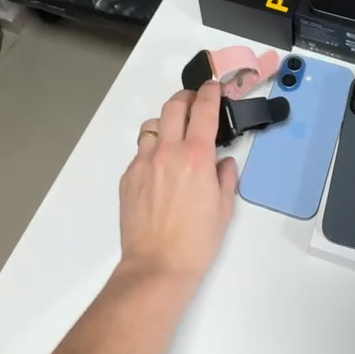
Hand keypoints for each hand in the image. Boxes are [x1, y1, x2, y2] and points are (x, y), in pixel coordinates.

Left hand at [117, 82, 238, 288]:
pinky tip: (160, 168)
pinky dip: (152, 151)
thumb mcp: (223, 209)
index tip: (213, 87)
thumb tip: (223, 164)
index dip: (210, 92)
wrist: (157, 267)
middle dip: (186, 98)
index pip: (203, 110)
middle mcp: (168, 153)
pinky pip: (141, 152)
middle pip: (174, 107)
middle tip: (194, 102)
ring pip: (153, 126)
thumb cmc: (195, 243)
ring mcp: (144, 163)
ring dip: (166, 123)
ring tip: (175, 135)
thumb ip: (225, 178)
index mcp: (196, 157)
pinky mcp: (129, 177)